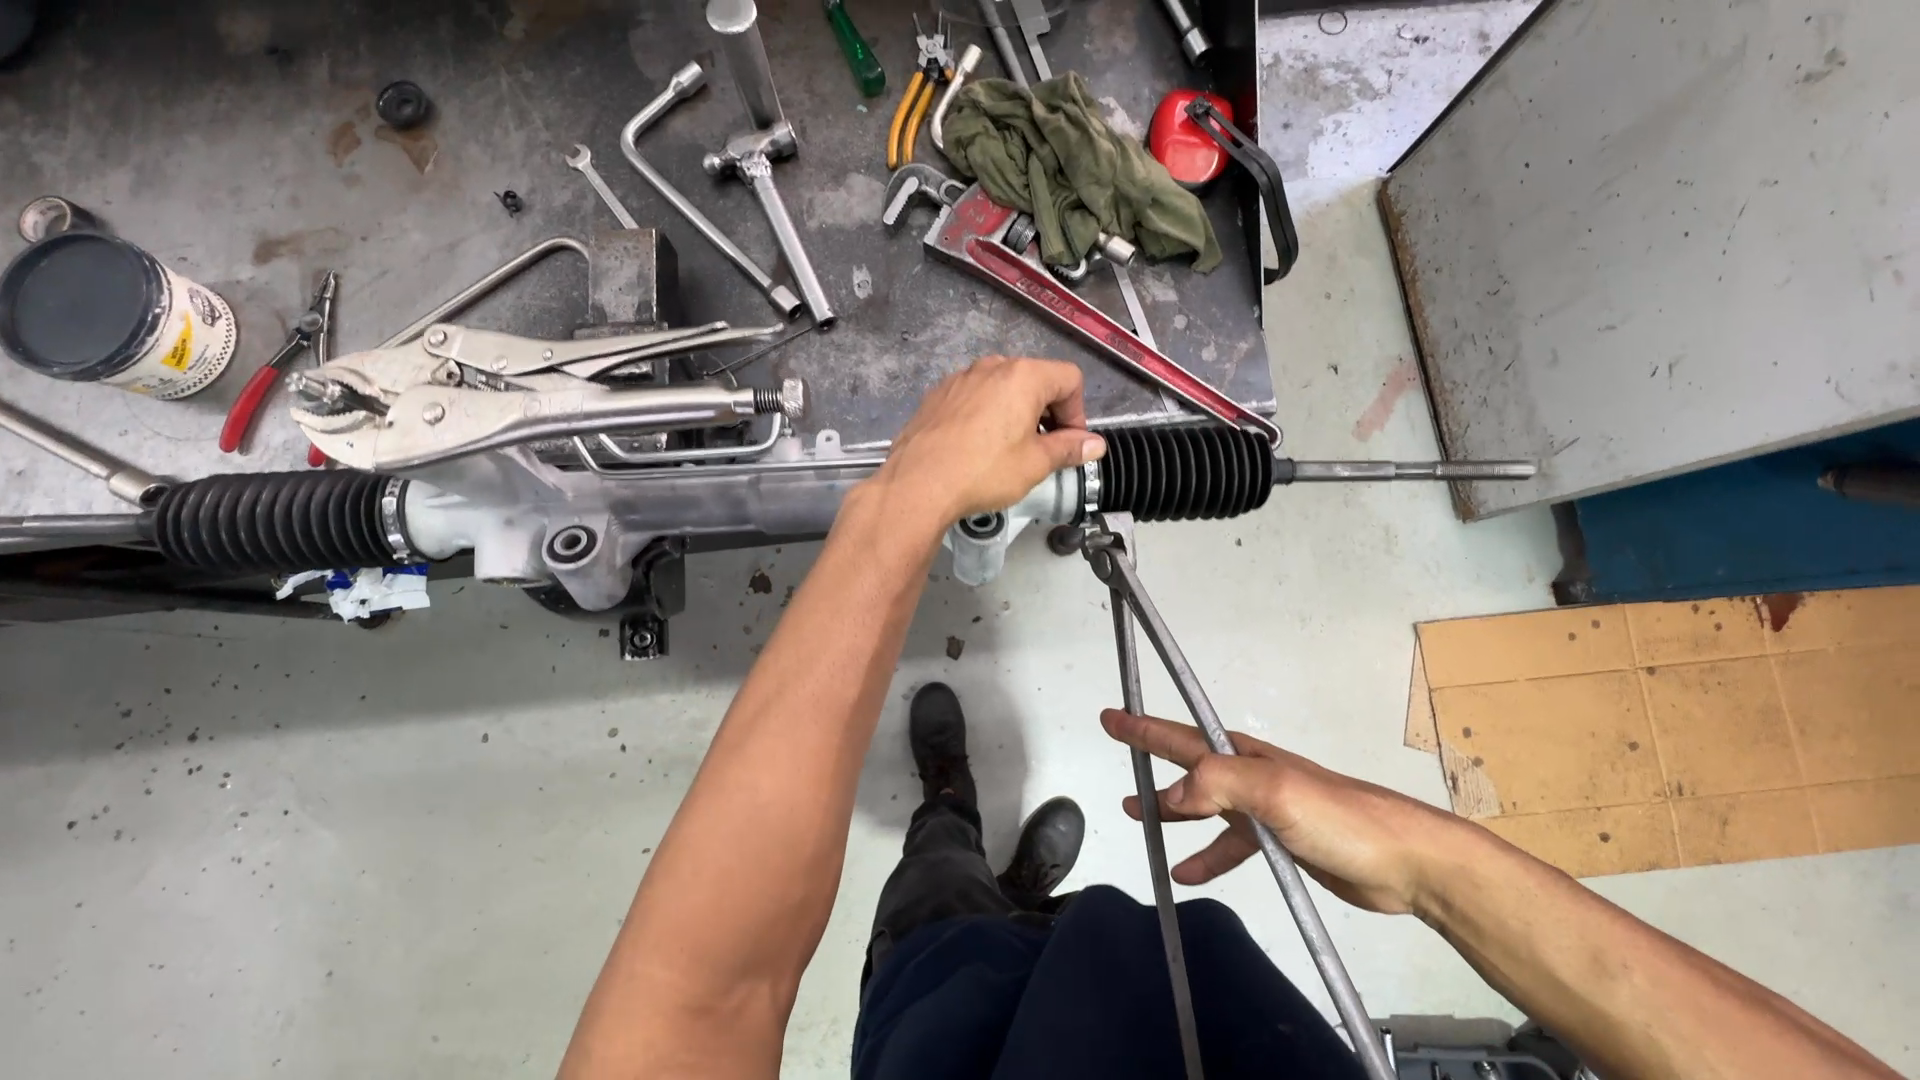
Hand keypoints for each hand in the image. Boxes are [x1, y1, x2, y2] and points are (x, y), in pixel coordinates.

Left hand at [873, 356, 1105, 523]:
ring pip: (1002, 388)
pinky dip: (987, 415)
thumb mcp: (1035, 463)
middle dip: (1048, 412)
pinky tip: (978, 448)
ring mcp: (960, 378)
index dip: (1077, 411)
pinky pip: (975, 397)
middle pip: (1036, 379)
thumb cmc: (983, 471)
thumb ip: (1069, 448)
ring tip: (1010, 451)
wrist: (917, 483)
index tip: (1069, 443)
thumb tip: (1095, 445)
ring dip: (1016, 413)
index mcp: (1022, 376)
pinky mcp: (938, 395)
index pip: (1069, 378)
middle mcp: (991, 366)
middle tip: (1044, 450)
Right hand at [1100, 709, 1469, 915]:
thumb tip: (1172, 791)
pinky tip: (1188, 873)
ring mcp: (1264, 809)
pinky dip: (1207, 857)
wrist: (1405, 862)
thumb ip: (1220, 784)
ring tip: (1139, 816)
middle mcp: (1249, 776)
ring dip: (1172, 811)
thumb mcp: (1275, 791)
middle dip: (1151, 758)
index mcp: (1243, 756)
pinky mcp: (1279, 843)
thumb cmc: (1340, 818)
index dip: (1143, 728)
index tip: (1110, 717)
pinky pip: (1229, 846)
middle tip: (1119, 753)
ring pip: (1204, 808)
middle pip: (1188, 766)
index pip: (1180, 737)